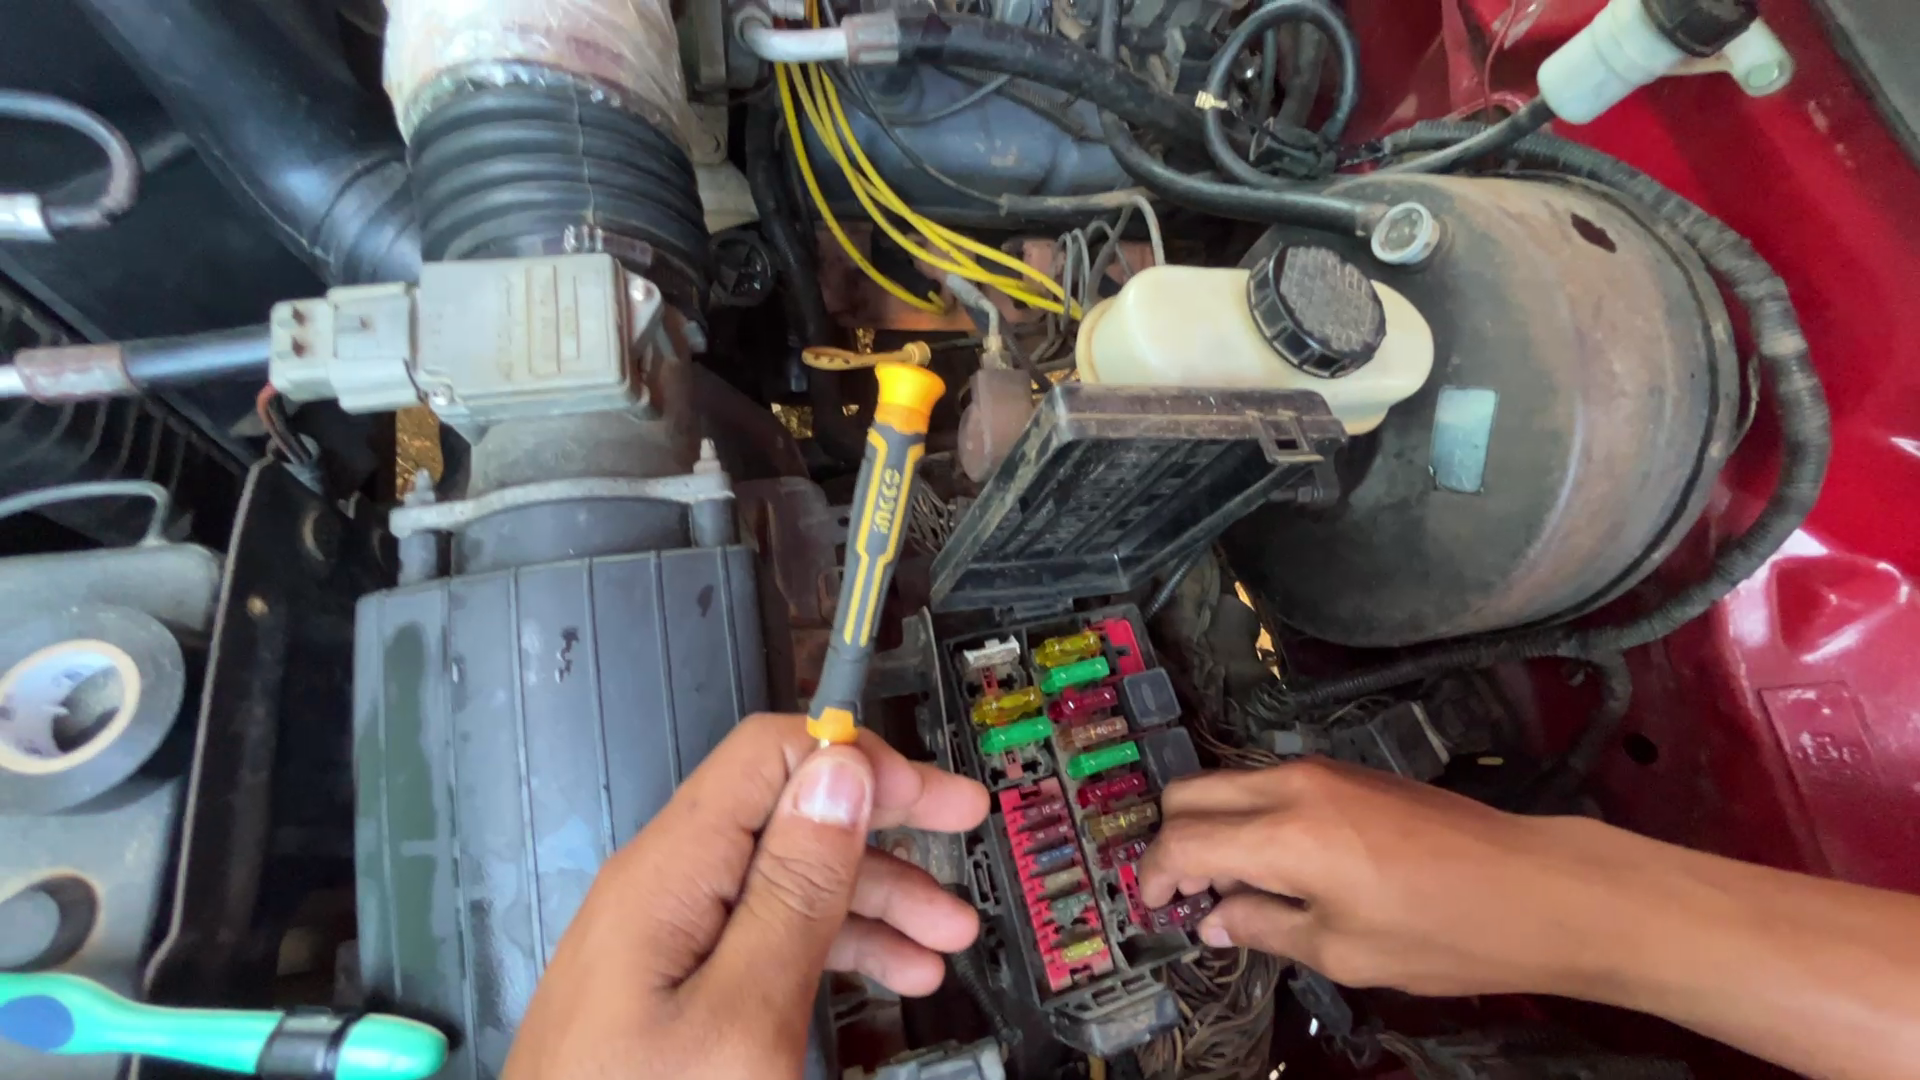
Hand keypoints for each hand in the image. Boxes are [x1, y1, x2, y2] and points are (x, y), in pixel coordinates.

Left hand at [503, 713, 989, 1079]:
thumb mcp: (742, 1018)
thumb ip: (794, 886)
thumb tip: (839, 766)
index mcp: (674, 868)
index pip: (770, 753)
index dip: (853, 757)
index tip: (924, 795)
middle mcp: (673, 881)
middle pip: (792, 806)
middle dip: (886, 811)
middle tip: (966, 818)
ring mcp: (678, 932)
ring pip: (795, 873)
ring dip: (880, 890)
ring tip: (951, 931)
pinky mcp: (686, 980)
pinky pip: (777, 931)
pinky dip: (844, 940)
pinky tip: (901, 971)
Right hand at [1138, 757, 1633, 997]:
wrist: (1538, 885)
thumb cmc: (1444, 934)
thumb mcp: (1346, 951)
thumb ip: (1263, 927)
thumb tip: (1211, 920)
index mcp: (1282, 834)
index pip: (1182, 841)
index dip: (1154, 874)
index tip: (1153, 904)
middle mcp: (1285, 785)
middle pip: (1186, 792)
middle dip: (1168, 839)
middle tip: (1183, 891)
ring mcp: (1312, 768)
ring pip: (1221, 781)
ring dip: (1206, 824)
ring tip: (1227, 880)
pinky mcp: (1336, 768)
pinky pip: (1260, 782)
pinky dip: (1241, 814)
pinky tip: (1270, 858)